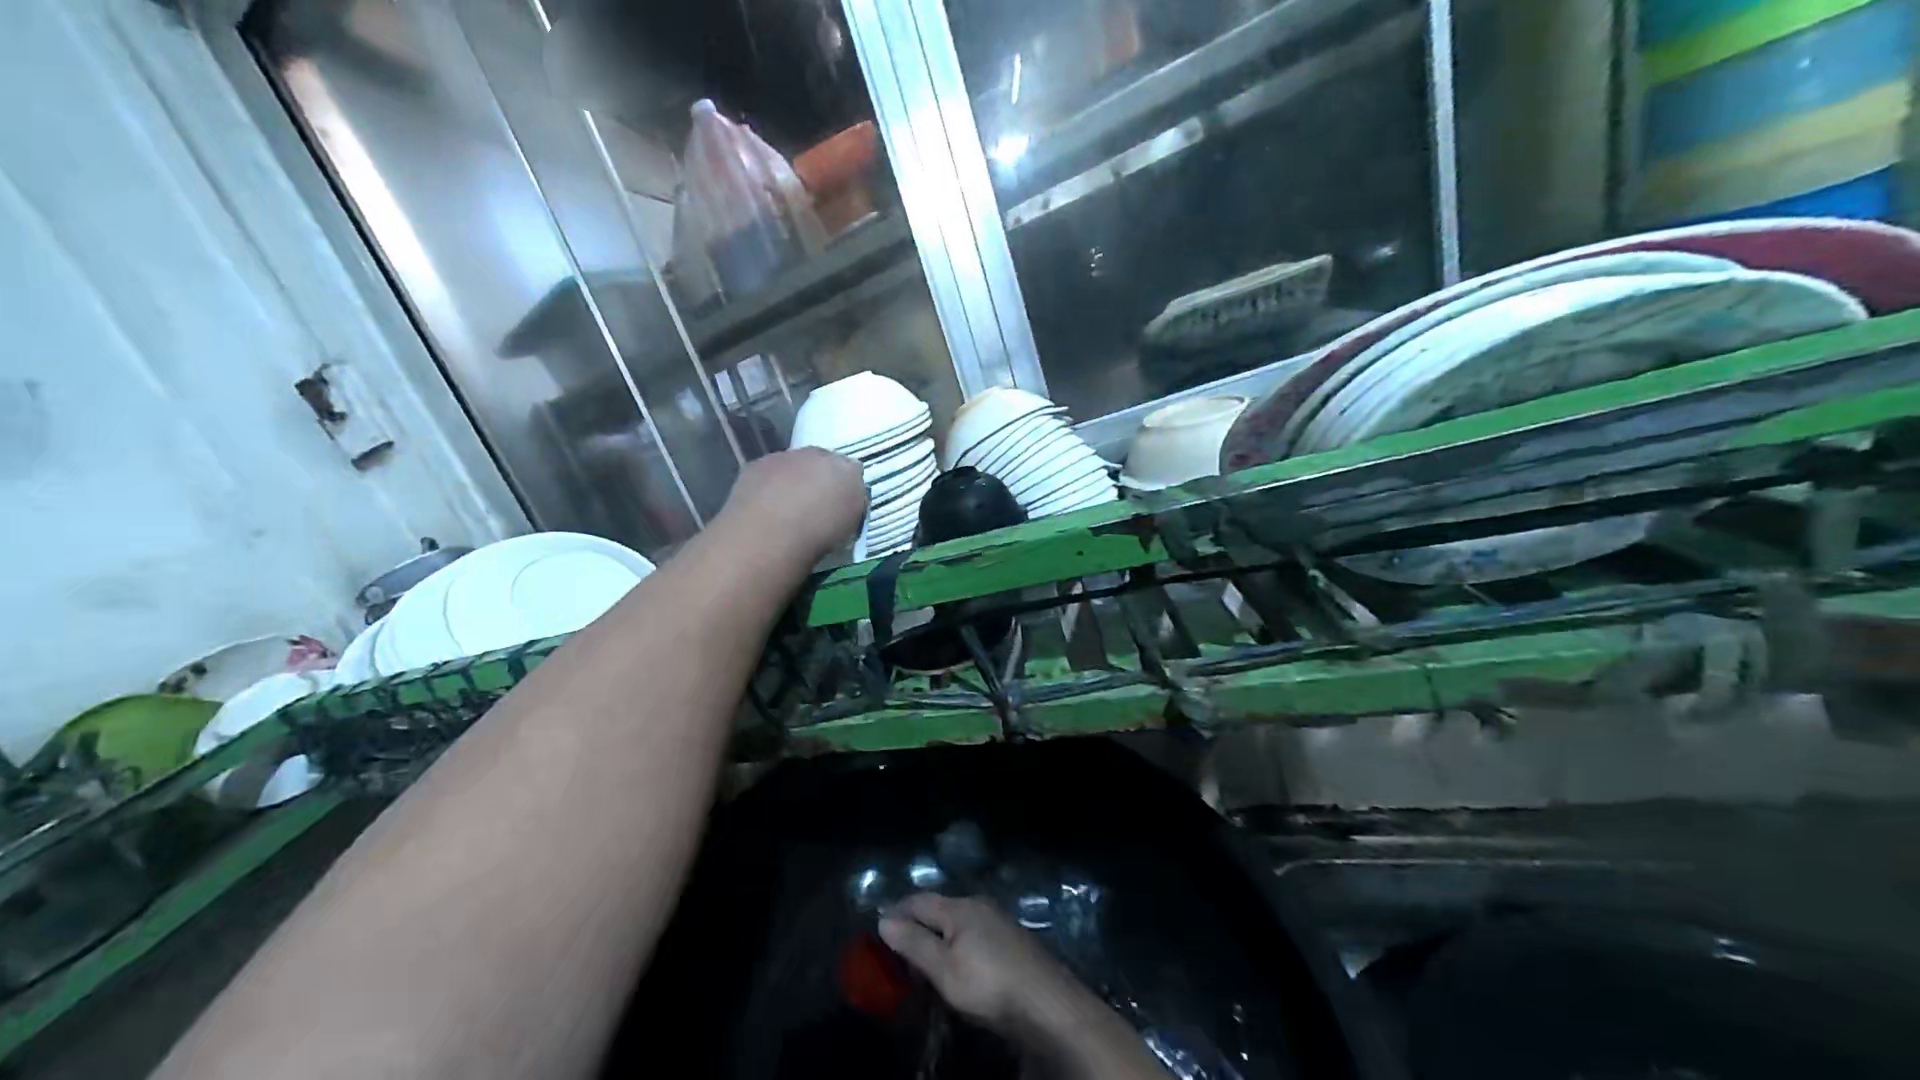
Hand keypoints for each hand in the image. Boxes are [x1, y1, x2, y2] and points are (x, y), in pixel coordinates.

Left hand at [716, 448, 867, 565]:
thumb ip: (852, 500)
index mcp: (847, 468)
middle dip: (818, 478)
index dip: (846, 484)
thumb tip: (847, 493)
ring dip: (791, 480)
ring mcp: (784, 457)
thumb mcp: (853, 523)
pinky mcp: (755, 465)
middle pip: (821, 462)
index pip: (852, 468)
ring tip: (786, 509)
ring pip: (792, 465)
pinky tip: (764, 507)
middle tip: (814, 505)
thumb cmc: (821, 532)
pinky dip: (767, 485)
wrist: (771, 532)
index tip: (840, 504)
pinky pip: (766, 473)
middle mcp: (817, 454)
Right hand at [877, 893, 1080, 1036]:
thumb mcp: (944, 969)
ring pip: (958, 922)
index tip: (878, 926)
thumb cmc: (989, 984)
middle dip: (917, 923)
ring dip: (938, 935)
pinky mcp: (1012, 940)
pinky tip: (958, 962)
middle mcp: (980, 905)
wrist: (1048, 1003)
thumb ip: (914, 943)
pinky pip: (974, 934)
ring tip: (923, 958)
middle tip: (897, 947)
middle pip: (939, 908)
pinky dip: (957, 943)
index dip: (897, 911)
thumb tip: (884, 919)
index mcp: (960, 907)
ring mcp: (999, 921)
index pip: (919, 900)